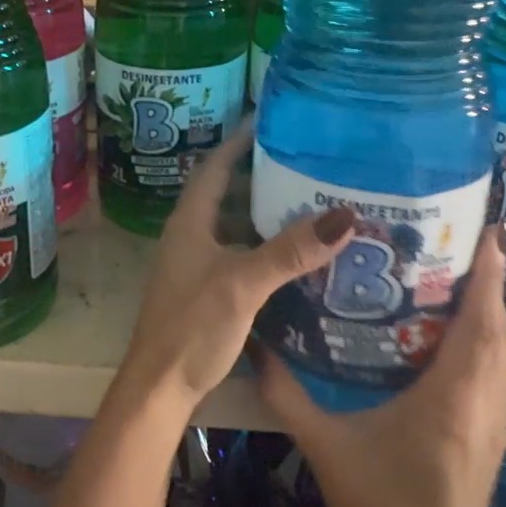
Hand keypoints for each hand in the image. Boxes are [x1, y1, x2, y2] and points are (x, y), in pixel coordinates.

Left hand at [115, 123, 357, 411]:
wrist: (160, 386)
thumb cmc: (193, 326)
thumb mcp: (243, 283)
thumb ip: (289, 251)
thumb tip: (345, 215)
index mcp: (190, 221)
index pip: (215, 166)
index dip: (240, 141)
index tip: (272, 120)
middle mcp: (190, 235)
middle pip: (227, 192)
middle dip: (262, 174)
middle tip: (306, 161)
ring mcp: (198, 264)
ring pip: (235, 225)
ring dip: (266, 212)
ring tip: (311, 199)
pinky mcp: (209, 290)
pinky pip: (241, 253)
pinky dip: (266, 246)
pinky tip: (297, 252)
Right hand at [256, 225, 505, 506]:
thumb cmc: (383, 506)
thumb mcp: (326, 447)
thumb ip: (288, 395)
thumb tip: (255, 347)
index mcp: (452, 393)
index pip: (481, 319)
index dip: (488, 273)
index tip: (488, 229)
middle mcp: (483, 400)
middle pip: (498, 329)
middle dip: (487, 282)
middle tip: (457, 242)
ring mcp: (491, 422)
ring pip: (502, 353)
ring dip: (489, 313)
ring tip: (455, 278)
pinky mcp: (487, 438)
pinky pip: (494, 373)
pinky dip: (484, 342)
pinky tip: (450, 338)